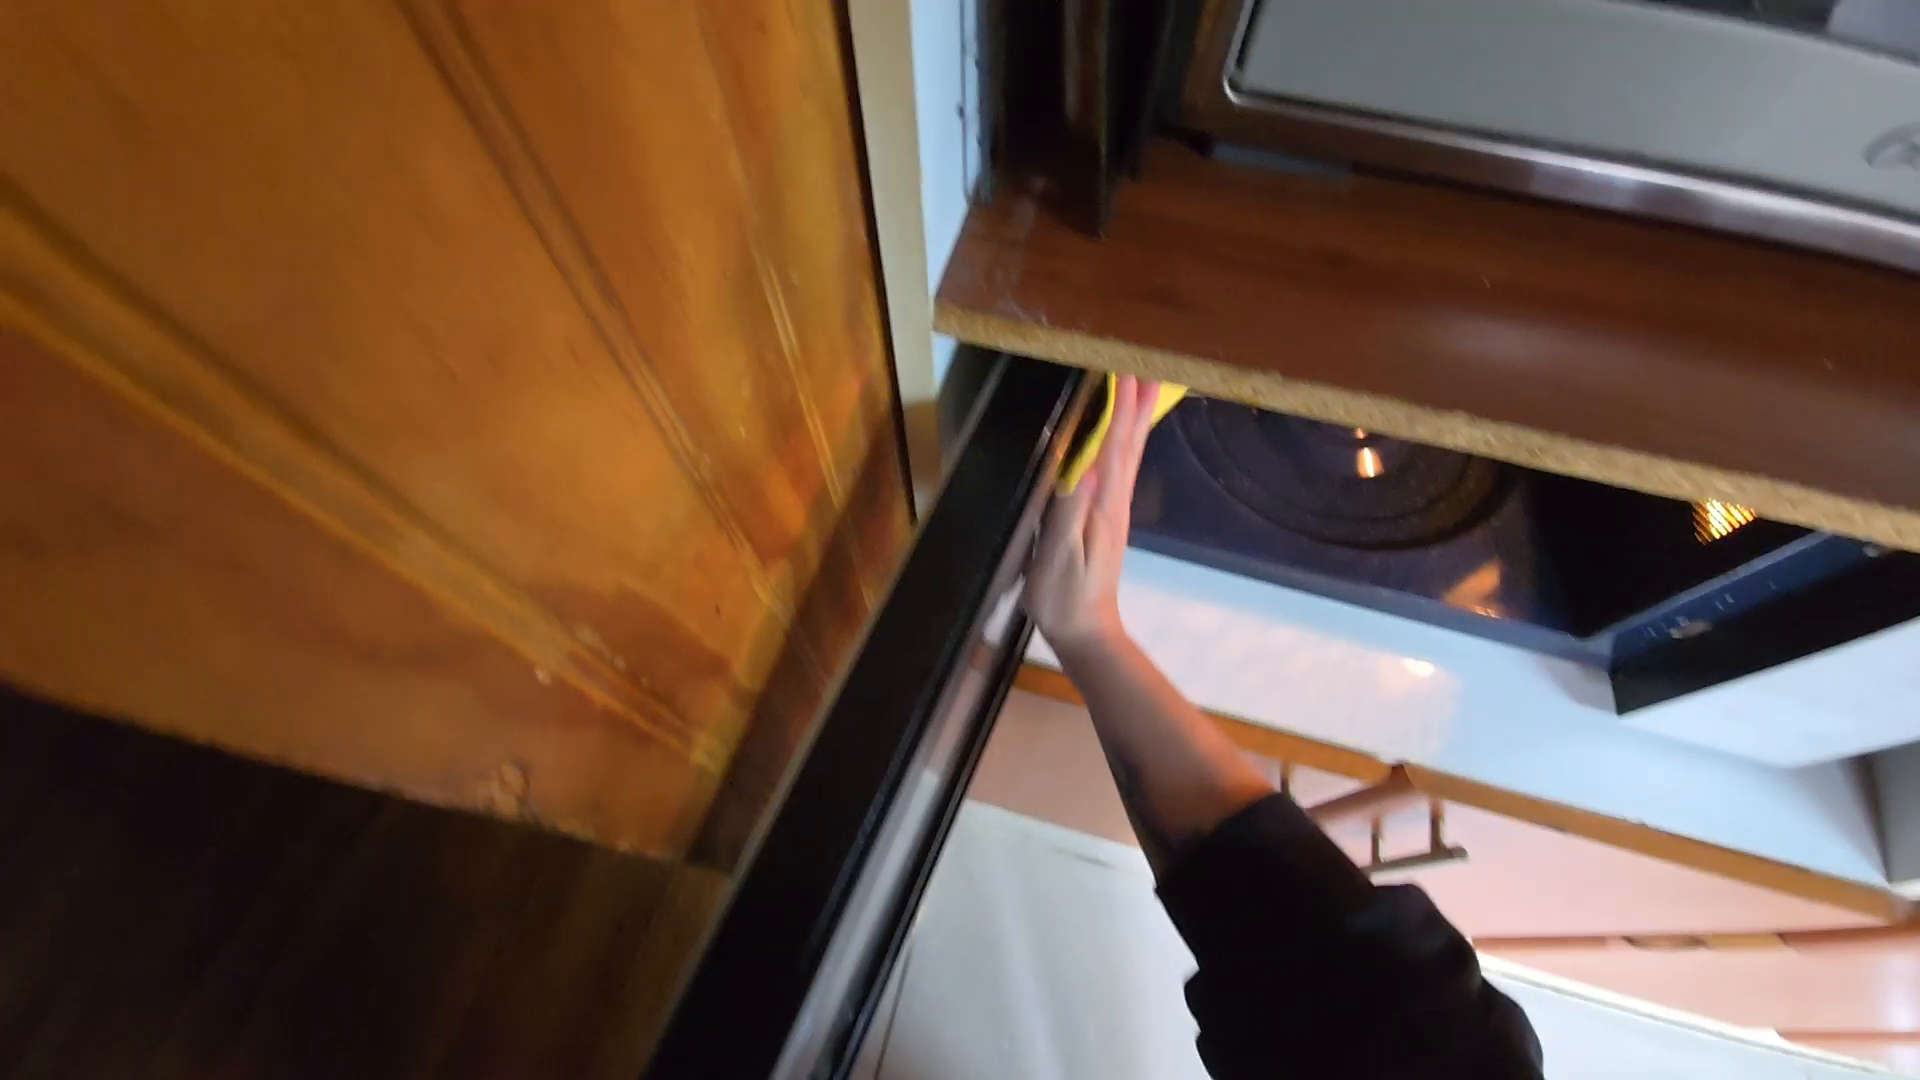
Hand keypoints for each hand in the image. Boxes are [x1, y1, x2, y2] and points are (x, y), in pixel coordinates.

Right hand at [1024, 374, 1161, 656]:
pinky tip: (1123, 434)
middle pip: (1130, 443)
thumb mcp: (1059, 559)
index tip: (1125, 368)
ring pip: (1129, 454)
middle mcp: (1114, 500)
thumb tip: (1084, 468)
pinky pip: (1121, 467)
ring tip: (1143, 385)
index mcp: (1102, 506)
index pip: (1114, 447)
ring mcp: (1114, 509)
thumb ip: (1070, 515)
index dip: (1121, 407)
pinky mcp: (1107, 517)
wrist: (1085, 630)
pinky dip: (1126, 441)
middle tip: (1143, 362)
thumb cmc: (1064, 597)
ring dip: (1136, 417)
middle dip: (1136, 401)